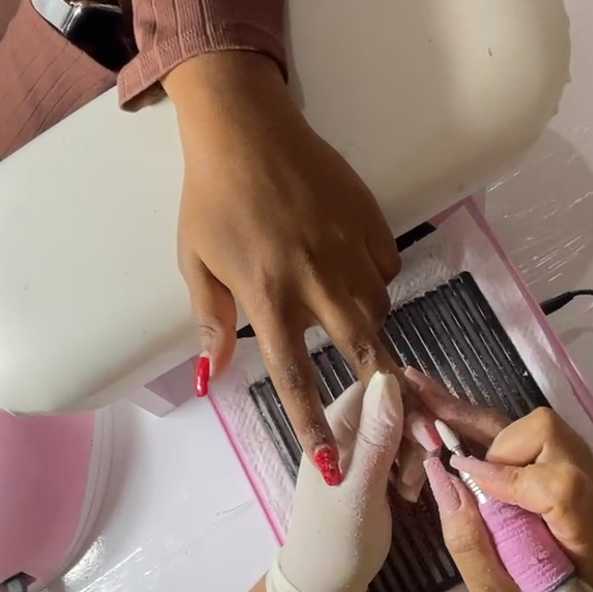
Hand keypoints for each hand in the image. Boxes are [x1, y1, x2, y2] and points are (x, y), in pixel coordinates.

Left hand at [167, 52, 401, 485]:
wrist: (246, 127)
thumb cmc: (212, 198)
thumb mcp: (197, 263)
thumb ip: (212, 323)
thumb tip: (213, 379)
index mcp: (269, 297)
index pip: (296, 377)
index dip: (315, 427)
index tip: (334, 464)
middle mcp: (317, 280)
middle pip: (364, 349)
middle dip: (383, 386)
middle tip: (395, 410)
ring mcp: (350, 249)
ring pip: (379, 307)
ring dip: (368, 322)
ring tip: (346, 312)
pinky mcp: (372, 220)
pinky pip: (387, 267)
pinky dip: (375, 278)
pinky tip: (352, 266)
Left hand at [267, 372, 403, 591]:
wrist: (325, 585)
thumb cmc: (340, 540)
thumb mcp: (363, 488)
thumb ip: (377, 435)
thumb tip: (388, 376)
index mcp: (331, 425)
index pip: (377, 386)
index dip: (409, 406)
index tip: (429, 441)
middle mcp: (340, 429)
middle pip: (392, 405)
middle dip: (415, 433)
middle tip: (419, 472)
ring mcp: (353, 448)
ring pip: (399, 428)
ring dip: (414, 453)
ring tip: (411, 489)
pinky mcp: (366, 467)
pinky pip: (396, 450)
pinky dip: (409, 467)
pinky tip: (408, 493)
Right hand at [408, 370, 592, 591]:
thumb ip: (468, 541)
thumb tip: (442, 478)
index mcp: (584, 529)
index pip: (560, 485)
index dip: (508, 475)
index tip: (466, 477)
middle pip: (547, 432)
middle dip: (495, 446)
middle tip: (455, 458)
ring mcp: (586, 465)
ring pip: (535, 421)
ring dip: (488, 431)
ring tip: (442, 424)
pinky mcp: (569, 453)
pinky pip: (528, 426)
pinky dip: (487, 424)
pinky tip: (449, 413)